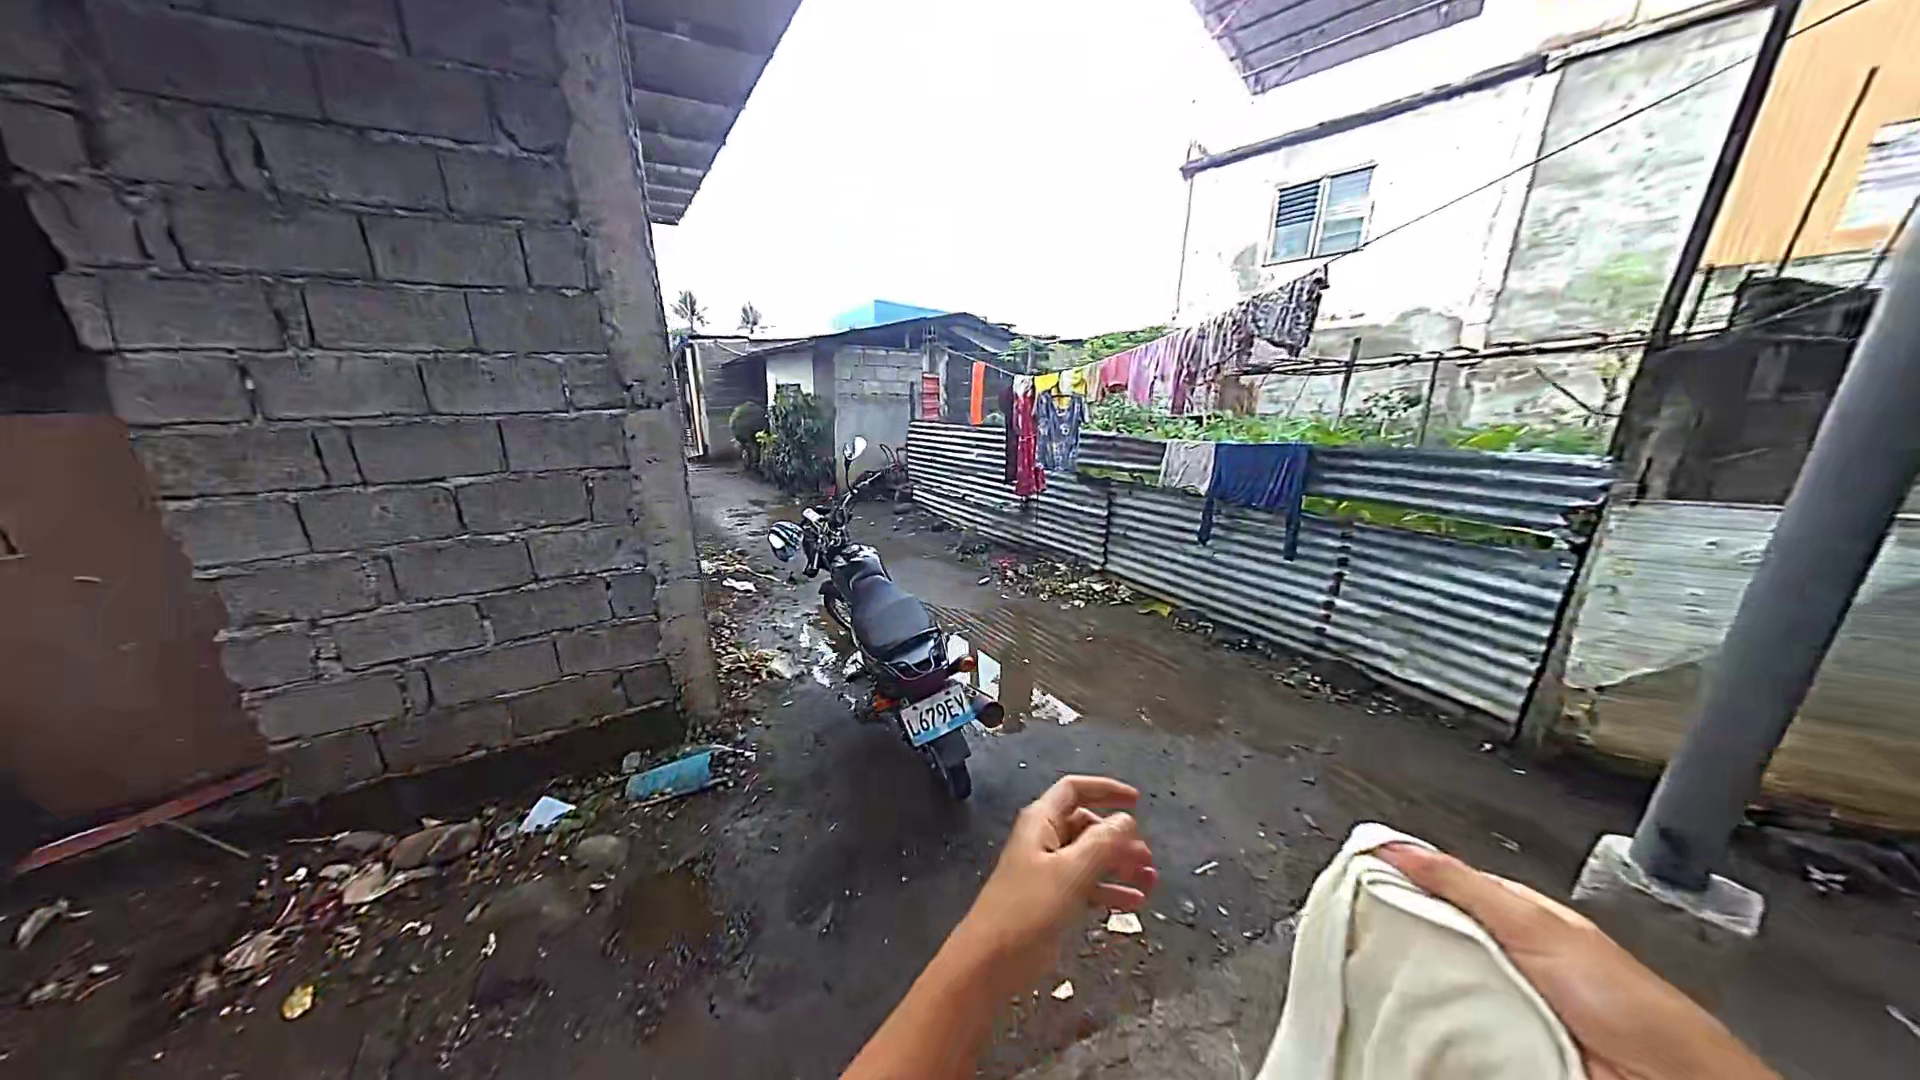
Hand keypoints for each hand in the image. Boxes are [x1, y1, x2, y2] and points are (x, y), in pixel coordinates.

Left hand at [951, 775, 1157, 994]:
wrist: (989, 962)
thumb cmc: (1028, 910)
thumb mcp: (1070, 873)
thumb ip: (1101, 844)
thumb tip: (1126, 820)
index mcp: (1041, 821)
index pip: (1075, 789)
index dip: (1105, 789)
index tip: (1136, 800)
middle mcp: (1044, 838)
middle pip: (1086, 823)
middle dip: (1119, 836)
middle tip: (1147, 857)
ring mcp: (1046, 869)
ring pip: (1089, 855)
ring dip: (1119, 864)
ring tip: (1150, 880)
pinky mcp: (1051, 898)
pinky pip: (1086, 883)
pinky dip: (1109, 888)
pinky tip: (1134, 902)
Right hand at [1375, 844, 1778, 1079]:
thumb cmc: (1628, 1003)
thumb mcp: (1532, 921)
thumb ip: (1460, 881)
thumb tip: (1394, 845)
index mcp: (1504, 913)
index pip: (1430, 882)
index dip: (1391, 875)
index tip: (1352, 875)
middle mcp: (1494, 952)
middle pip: (1423, 929)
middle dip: (1391, 929)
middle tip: (1356, 925)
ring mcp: (1492, 997)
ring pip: (1427, 975)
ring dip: (1403, 974)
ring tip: (1373, 967)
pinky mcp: (1489, 1039)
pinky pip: (1441, 1019)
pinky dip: (1422, 1015)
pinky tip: (1402, 1008)